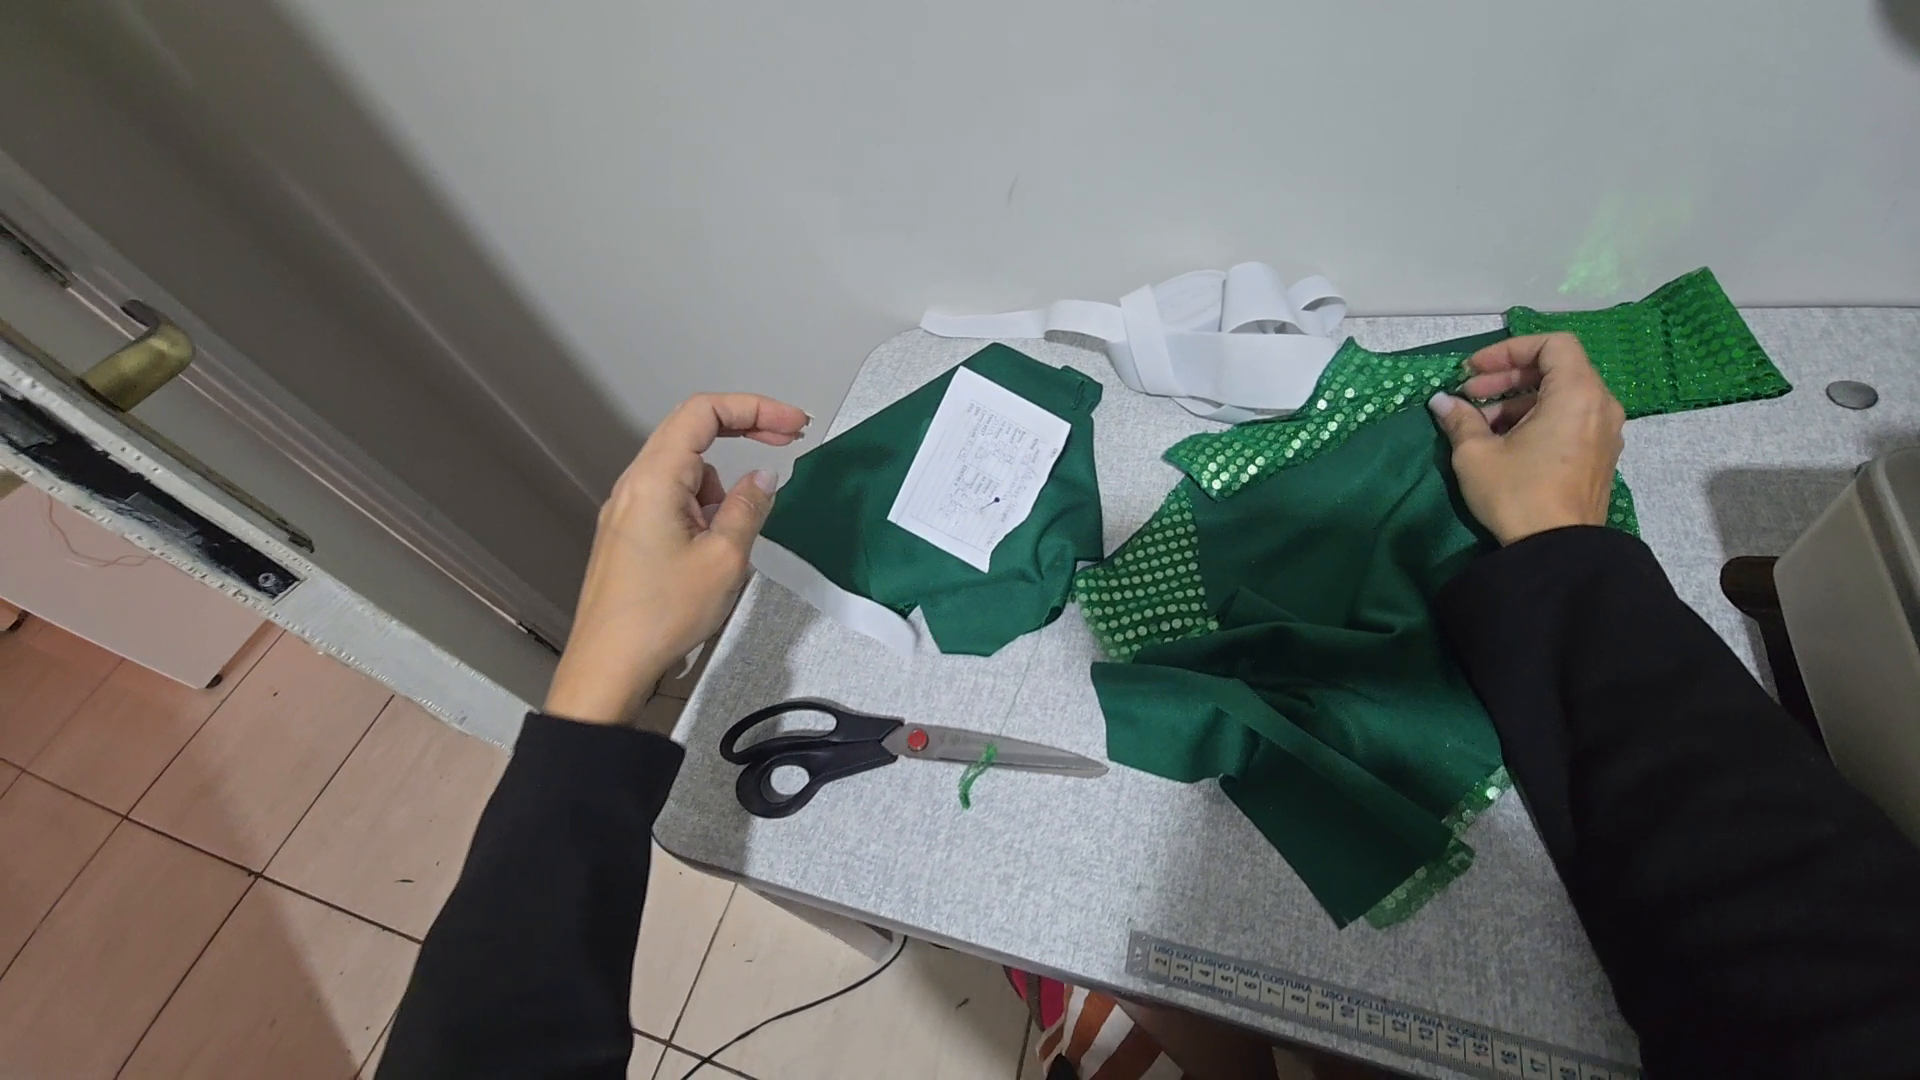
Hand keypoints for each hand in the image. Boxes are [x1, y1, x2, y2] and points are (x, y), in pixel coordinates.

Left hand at [544, 393, 808, 728]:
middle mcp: (635, 484)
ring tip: (733, 539)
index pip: (704, 413)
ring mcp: (628, 509)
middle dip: (744, 431)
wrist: (610, 667)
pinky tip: (712, 550)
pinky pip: (675, 500)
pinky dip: (705, 509)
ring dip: (722, 487)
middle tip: (790, 442)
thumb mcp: (724, 558)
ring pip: (687, 473)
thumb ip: (748, 506)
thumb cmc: (665, 612)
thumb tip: (763, 476)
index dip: (755, 408)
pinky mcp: (630, 534)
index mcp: (655, 479)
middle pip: (692, 432)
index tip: (796, 426)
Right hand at [1426, 333, 1624, 545]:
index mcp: (1577, 395)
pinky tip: (1502, 442)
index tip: (1472, 371)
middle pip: (1555, 369)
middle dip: (1506, 376)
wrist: (1555, 546)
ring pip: (1558, 396)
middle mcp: (1600, 405)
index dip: (1509, 350)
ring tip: (1477, 424)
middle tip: (1467, 396)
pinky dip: (1533, 418)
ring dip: (1515, 400)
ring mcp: (1603, 430)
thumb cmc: (1516, 491)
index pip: (1553, 345)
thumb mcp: (1475, 453)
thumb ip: (1459, 419)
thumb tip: (1441, 401)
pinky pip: (1566, 418)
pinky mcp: (1596, 453)